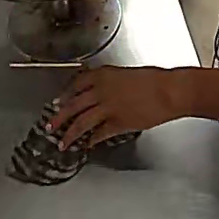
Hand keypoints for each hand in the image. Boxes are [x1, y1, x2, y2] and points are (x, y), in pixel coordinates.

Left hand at [50, 66, 187, 145]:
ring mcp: (108, 108)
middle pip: (73, 104)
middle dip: (60, 116)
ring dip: (70, 133)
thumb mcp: (125, 74)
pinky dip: (91, 140)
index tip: (58, 101)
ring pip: (82, 122)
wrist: (167, 91)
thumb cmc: (152, 79)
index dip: (65, 94)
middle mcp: (101, 90)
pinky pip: (99, 133)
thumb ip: (109, 82)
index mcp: (103, 75)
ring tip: (62, 141)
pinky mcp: (117, 124)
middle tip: (51, 125)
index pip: (76, 84)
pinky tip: (87, 145)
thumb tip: (99, 90)